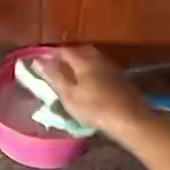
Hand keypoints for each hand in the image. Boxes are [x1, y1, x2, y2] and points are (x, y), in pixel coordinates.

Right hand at [30, 46, 154, 138]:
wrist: (130, 119)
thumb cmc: (94, 108)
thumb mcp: (69, 96)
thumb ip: (54, 77)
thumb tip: (39, 61)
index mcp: (83, 61)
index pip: (64, 50)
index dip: (52, 55)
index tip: (43, 62)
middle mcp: (98, 58)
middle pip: (80, 51)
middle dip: (68, 56)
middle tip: (58, 67)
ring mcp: (112, 67)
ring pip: (93, 58)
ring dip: (81, 63)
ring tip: (73, 75)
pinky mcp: (121, 78)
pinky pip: (102, 68)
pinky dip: (93, 71)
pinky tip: (91, 83)